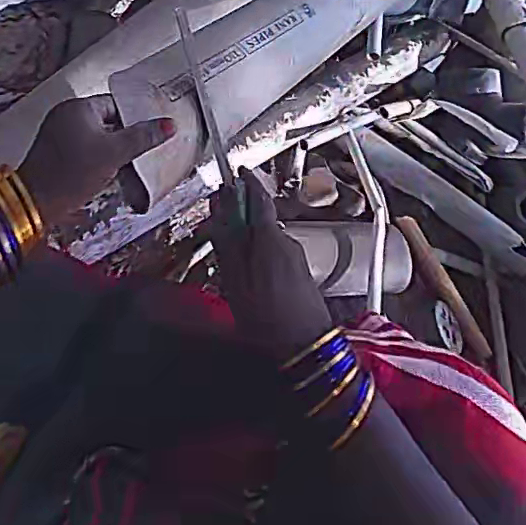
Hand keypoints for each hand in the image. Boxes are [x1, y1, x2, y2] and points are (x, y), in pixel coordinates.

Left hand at [18, 95, 175, 225]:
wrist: (35, 203)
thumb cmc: (73, 172)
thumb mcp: (114, 153)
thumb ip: (143, 137)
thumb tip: (169, 124)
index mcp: (78, 108)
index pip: (115, 104)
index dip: (136, 117)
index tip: (153, 131)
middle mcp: (65, 116)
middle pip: (107, 121)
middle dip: (126, 136)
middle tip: (148, 148)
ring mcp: (58, 136)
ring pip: (97, 138)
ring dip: (114, 151)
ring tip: (133, 164)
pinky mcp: (56, 155)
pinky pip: (85, 150)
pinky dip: (100, 159)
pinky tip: (113, 173)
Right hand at [211, 169, 335, 360]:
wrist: (306, 351)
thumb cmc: (266, 316)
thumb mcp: (234, 277)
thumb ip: (226, 239)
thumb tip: (220, 208)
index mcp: (270, 237)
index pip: (258, 197)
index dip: (246, 182)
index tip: (237, 172)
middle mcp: (288, 242)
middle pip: (262, 218)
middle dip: (241, 216)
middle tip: (219, 223)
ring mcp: (297, 258)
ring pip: (268, 239)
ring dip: (250, 240)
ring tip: (230, 261)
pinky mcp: (301, 275)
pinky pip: (276, 255)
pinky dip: (261, 256)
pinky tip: (249, 279)